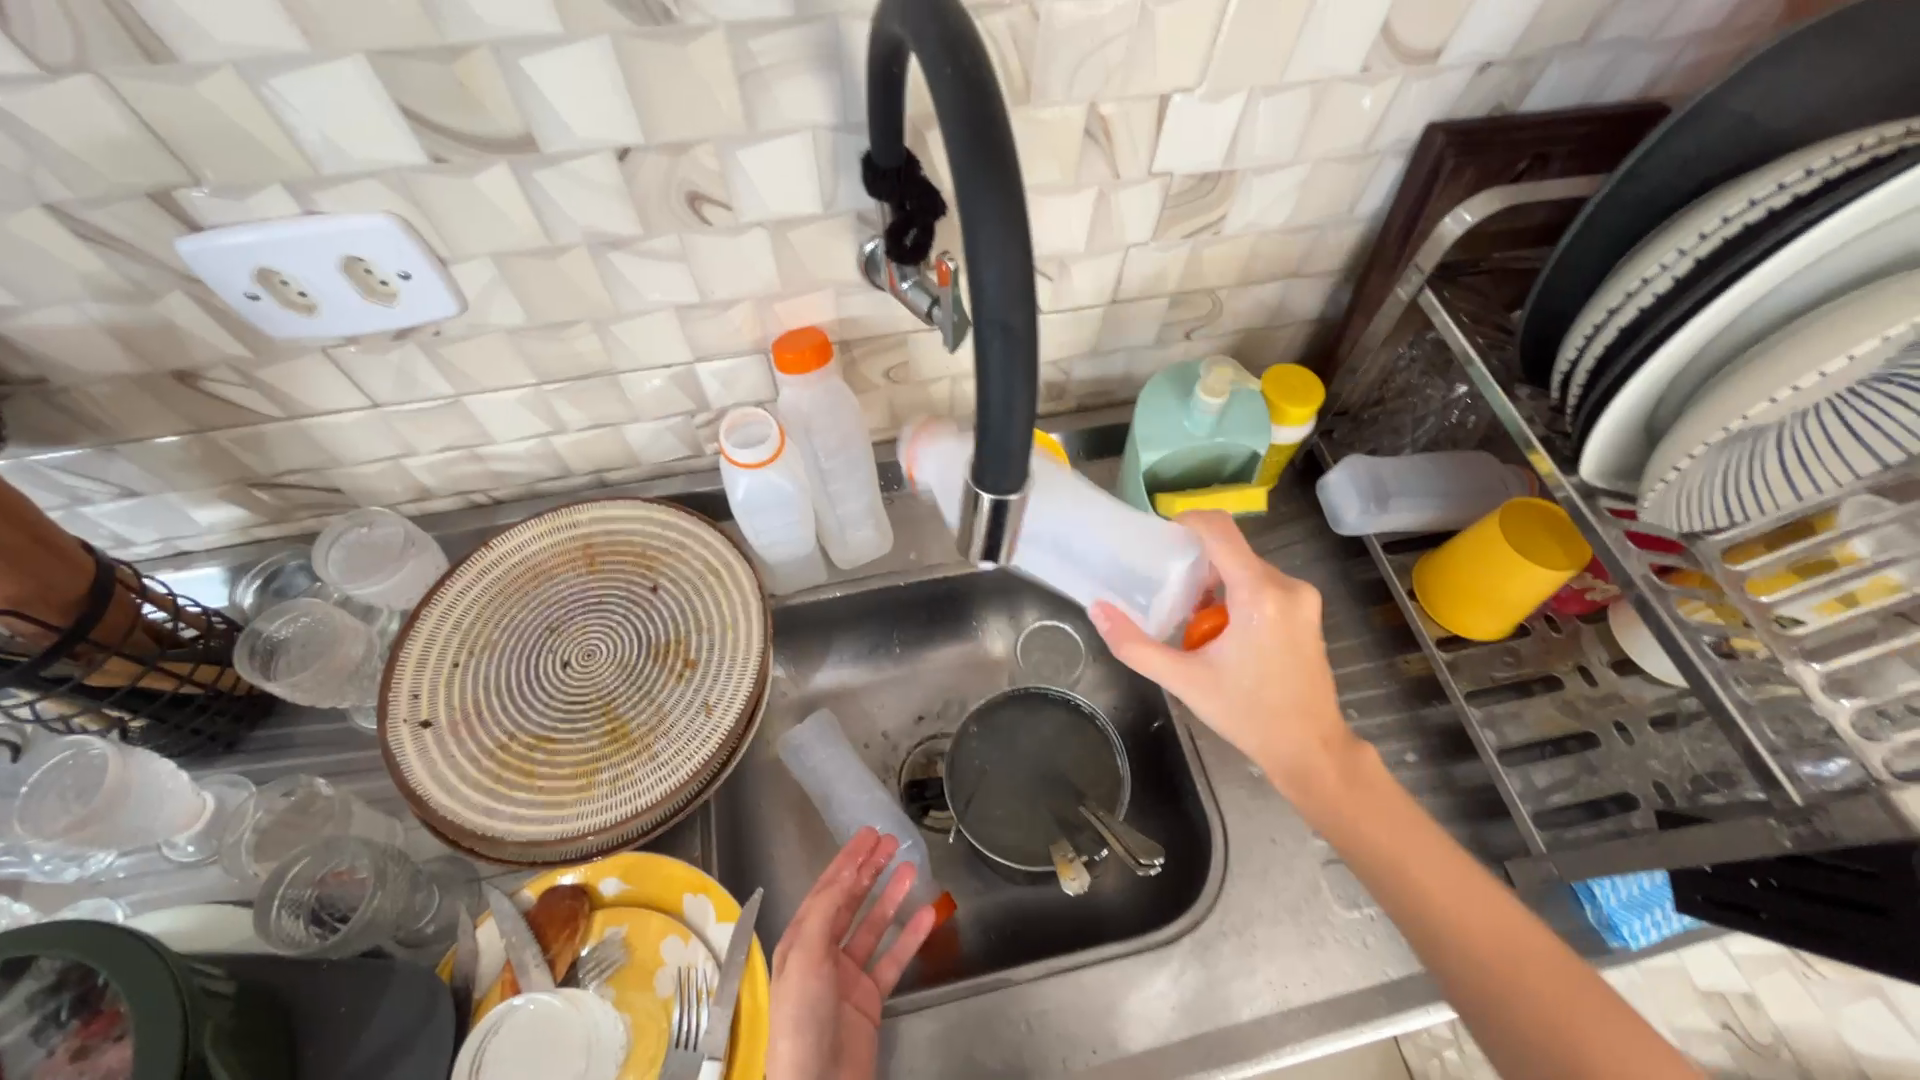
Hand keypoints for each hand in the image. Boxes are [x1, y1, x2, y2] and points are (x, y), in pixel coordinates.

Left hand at [767, 828, 938, 1079]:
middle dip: (869, 871)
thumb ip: (825, 912)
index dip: (847, 861)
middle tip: (891, 842)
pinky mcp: (869, 1000)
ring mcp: (847, 977)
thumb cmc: (801, 1021)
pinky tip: (926, 915)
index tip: (868, 836)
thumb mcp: (805, 959)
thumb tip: (845, 874)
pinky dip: (909, 937)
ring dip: (891, 897)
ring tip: (911, 869)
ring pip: (873, 927)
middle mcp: (822, 954)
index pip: (826, 890)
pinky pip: (892, 960)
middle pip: (849, 902)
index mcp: (799, 942)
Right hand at [1089, 510, 1359, 796]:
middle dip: (1197, 569)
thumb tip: (1098, 611)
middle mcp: (1287, 585)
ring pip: (1246, 570)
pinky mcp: (1307, 611)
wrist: (1310, 748)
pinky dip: (1238, 599)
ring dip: (1216, 588)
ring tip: (1195, 626)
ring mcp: (1302, 598)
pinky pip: (1263, 586)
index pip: (1219, 530)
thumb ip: (1136, 645)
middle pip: (1230, 552)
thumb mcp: (1184, 681)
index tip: (1160, 541)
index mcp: (1259, 594)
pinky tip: (1225, 636)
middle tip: (1169, 597)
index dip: (1185, 523)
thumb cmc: (1248, 714)